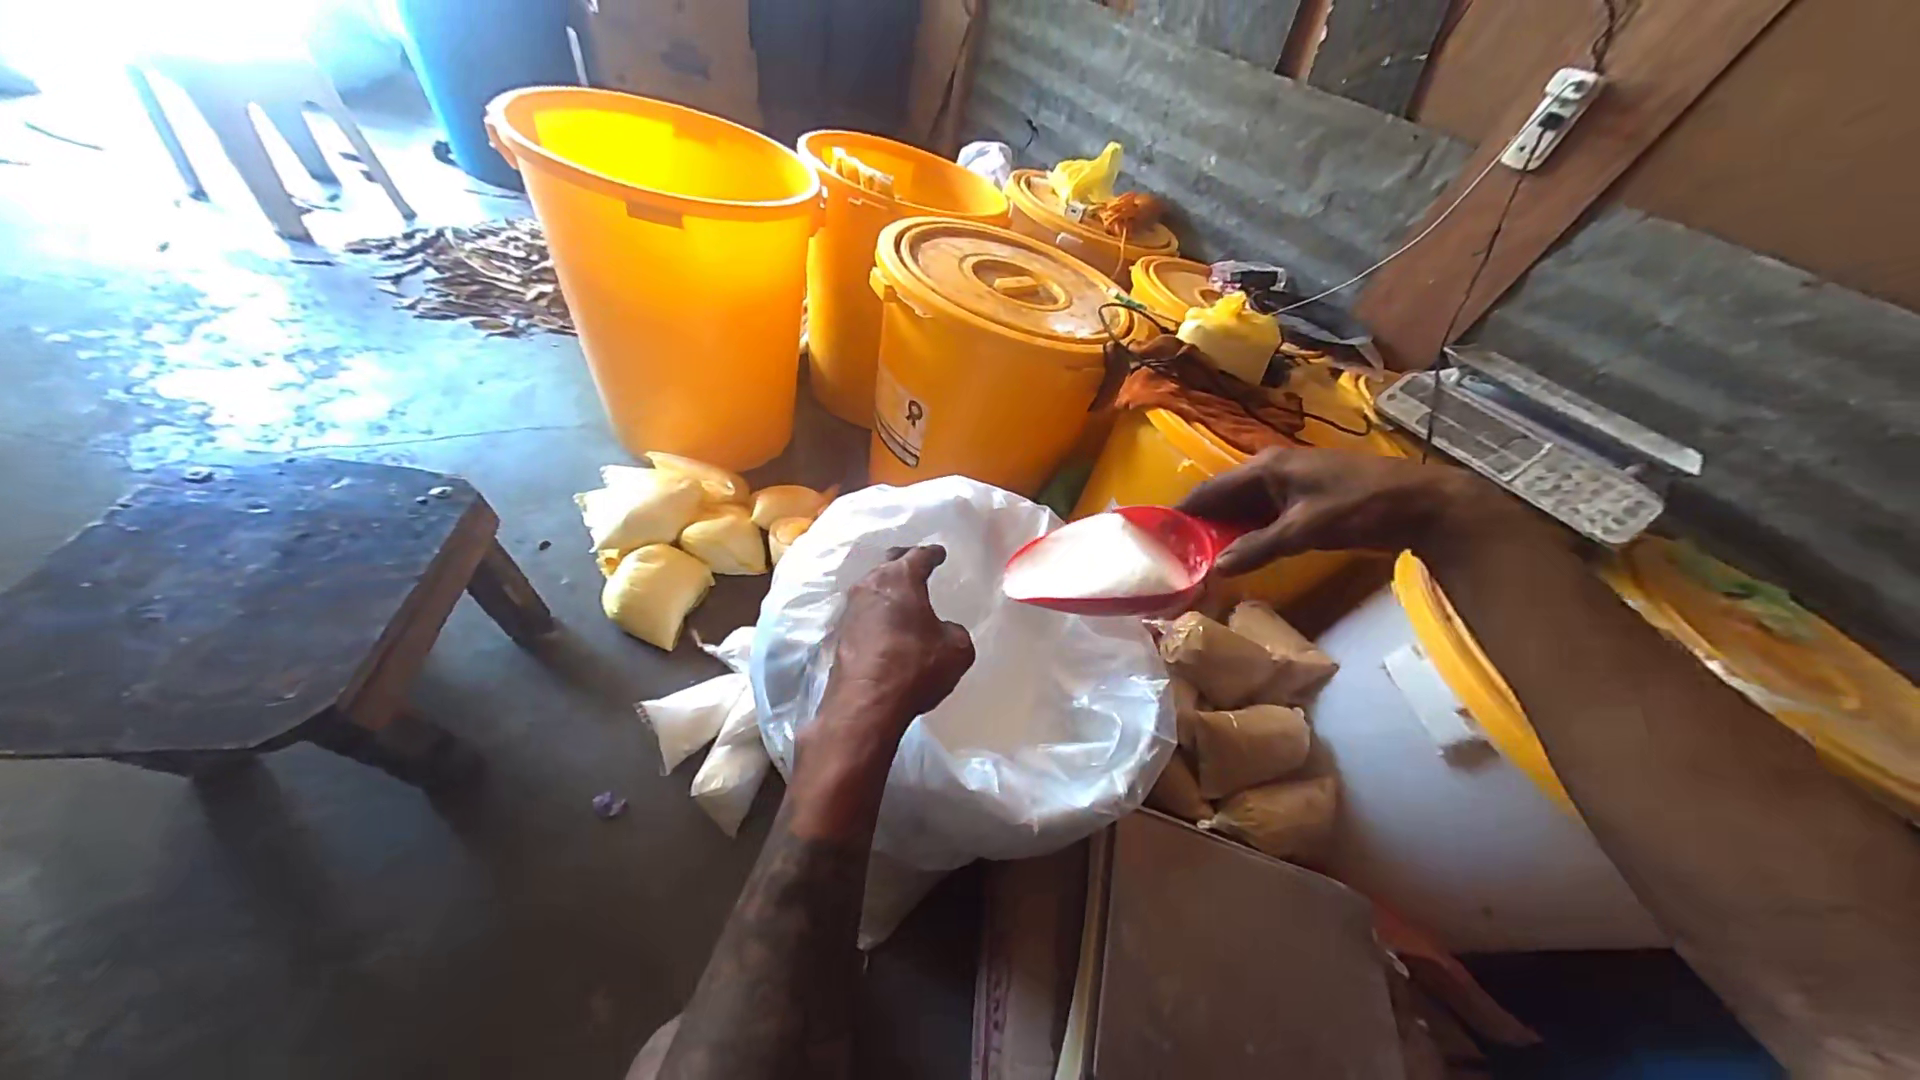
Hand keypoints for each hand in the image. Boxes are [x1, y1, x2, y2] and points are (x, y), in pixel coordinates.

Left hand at [817, 545, 974, 739]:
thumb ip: (954, 631)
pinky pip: (863, 612)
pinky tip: (886, 622)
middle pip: (889, 563)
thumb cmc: (914, 667)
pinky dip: (877, 611)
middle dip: (904, 560)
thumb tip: (943, 631)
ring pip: (872, 587)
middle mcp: (871, 585)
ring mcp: (850, 609)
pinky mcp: (840, 634)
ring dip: (887, 588)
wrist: (865, 705)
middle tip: (917, 563)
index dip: (933, 553)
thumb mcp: (956, 649)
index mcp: (900, 579)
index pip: (920, 555)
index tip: (939, 553)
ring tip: (902, 594)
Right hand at [1177, 448, 1517, 575]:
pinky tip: (1238, 556)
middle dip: (1201, 525)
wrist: (1425, 504)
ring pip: (1242, 510)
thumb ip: (1260, 547)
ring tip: (1200, 560)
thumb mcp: (1307, 529)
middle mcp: (1271, 471)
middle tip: (1177, 554)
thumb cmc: (1362, 507)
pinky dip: (1248, 536)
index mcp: (1266, 467)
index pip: (1210, 490)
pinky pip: (1263, 519)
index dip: (1183, 511)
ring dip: (1224, 533)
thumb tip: (1217, 568)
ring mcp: (1289, 487)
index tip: (1157, 533)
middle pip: (1223, 499)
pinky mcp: (1304, 503)